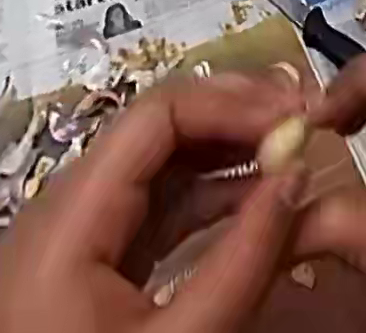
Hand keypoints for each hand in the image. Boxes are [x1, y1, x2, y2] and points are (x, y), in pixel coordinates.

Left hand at [0, 73, 308, 332]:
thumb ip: (242, 262)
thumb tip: (298, 174)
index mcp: (67, 217)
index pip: (155, 117)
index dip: (230, 104)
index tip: (295, 117)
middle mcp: (63, 204)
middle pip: (155, 128)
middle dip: (232, 114)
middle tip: (301, 115)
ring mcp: (75, 230)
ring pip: (157, 162)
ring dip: (225, 148)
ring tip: (288, 144)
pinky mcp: (89, 258)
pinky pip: (152, 205)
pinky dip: (206, 193)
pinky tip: (254, 193)